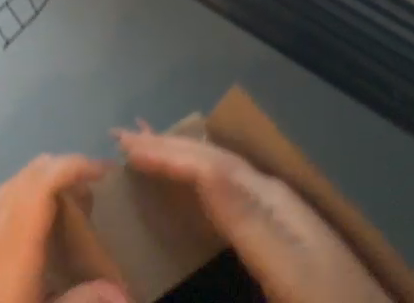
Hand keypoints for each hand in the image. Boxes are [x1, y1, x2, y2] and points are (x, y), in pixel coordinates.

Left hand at [0, 154, 129, 302]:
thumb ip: (80, 302)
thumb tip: (124, 293)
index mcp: (15, 236)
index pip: (44, 180)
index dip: (75, 166)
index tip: (105, 171)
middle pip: (30, 173)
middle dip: (64, 168)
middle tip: (96, 189)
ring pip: (14, 185)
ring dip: (44, 182)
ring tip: (74, 206)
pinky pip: (3, 202)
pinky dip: (28, 199)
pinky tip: (40, 230)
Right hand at [116, 127, 389, 302]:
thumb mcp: (292, 272)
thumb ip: (247, 219)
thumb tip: (202, 167)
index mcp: (273, 204)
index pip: (208, 165)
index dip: (166, 153)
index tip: (121, 149)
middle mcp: (276, 201)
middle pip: (214, 162)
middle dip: (168, 147)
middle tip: (121, 141)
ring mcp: (284, 222)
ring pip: (222, 174)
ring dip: (182, 159)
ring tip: (146, 152)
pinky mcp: (286, 245)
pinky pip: (231, 196)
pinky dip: (200, 181)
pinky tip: (192, 189)